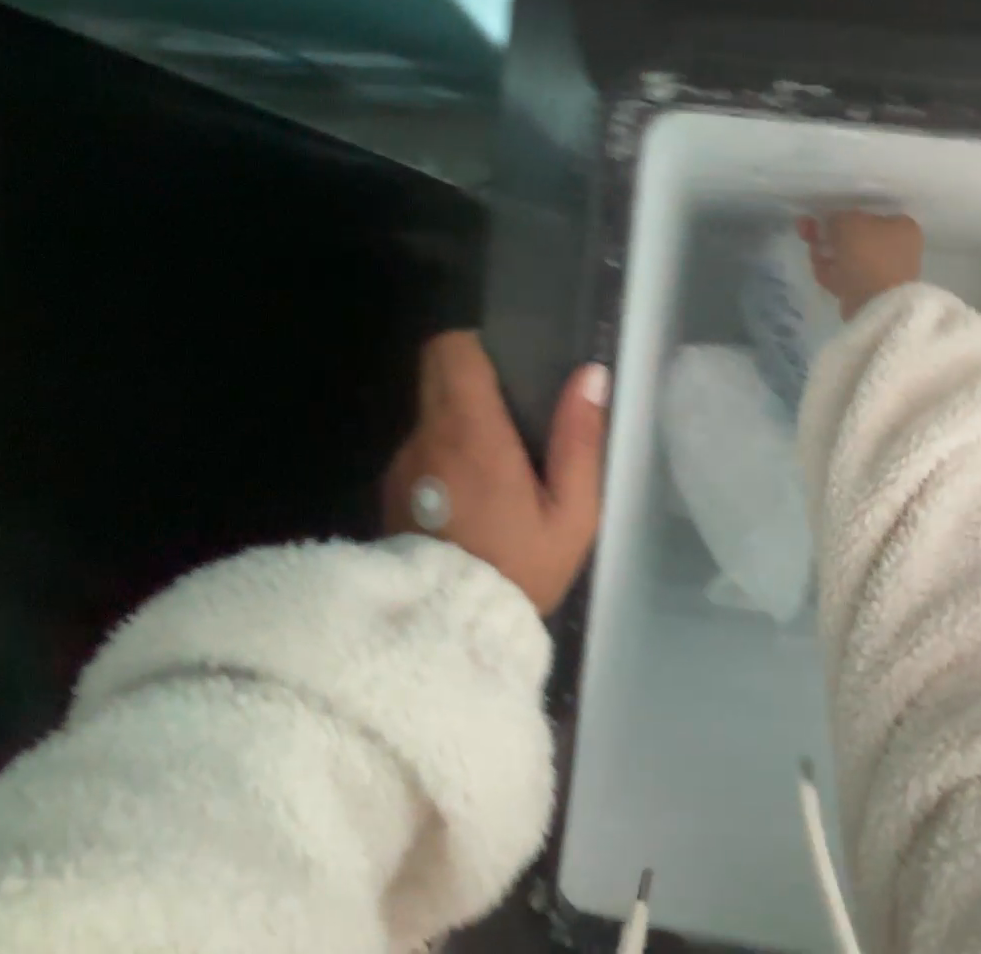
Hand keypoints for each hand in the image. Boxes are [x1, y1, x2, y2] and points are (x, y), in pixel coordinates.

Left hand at [383, 332, 609, 616]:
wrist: (450, 634)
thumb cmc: (521, 570)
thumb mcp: (571, 514)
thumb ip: (580, 440)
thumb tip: (590, 375)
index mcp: (471, 434)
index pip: (452, 350)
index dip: (478, 346)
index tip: (509, 365)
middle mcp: (425, 438)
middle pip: (434, 370)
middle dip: (469, 376)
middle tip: (511, 411)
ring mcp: (401, 465)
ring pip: (428, 412)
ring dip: (457, 420)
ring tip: (496, 463)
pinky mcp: (390, 491)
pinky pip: (419, 449)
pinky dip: (442, 454)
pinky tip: (469, 494)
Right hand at [797, 211, 924, 318]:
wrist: (875, 304)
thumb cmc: (868, 255)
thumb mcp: (848, 223)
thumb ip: (836, 218)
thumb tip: (829, 224)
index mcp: (901, 226)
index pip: (867, 214)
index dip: (840, 215)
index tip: (818, 219)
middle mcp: (896, 248)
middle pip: (853, 237)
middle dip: (827, 236)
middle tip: (806, 233)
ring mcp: (882, 273)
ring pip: (846, 258)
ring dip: (825, 255)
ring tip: (813, 256)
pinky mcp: (868, 293)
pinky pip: (845, 277)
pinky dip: (831, 274)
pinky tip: (819, 272)